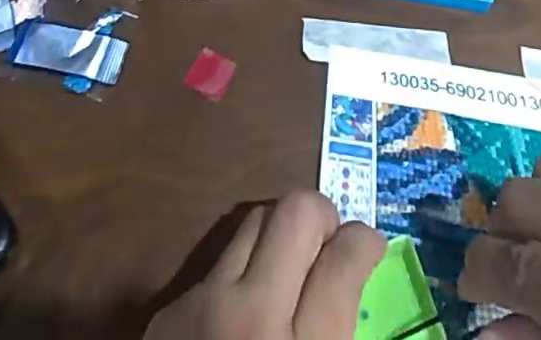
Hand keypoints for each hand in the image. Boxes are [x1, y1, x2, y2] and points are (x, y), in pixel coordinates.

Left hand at [146, 190, 385, 339]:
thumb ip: (342, 339)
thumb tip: (356, 297)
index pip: (344, 258)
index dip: (366, 242)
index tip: (371, 246)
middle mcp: (252, 315)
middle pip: (296, 213)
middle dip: (324, 216)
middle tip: (333, 243)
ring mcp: (203, 304)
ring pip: (254, 220)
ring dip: (283, 231)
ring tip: (294, 262)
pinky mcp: (170, 310)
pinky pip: (220, 260)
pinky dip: (245, 266)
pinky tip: (248, 305)